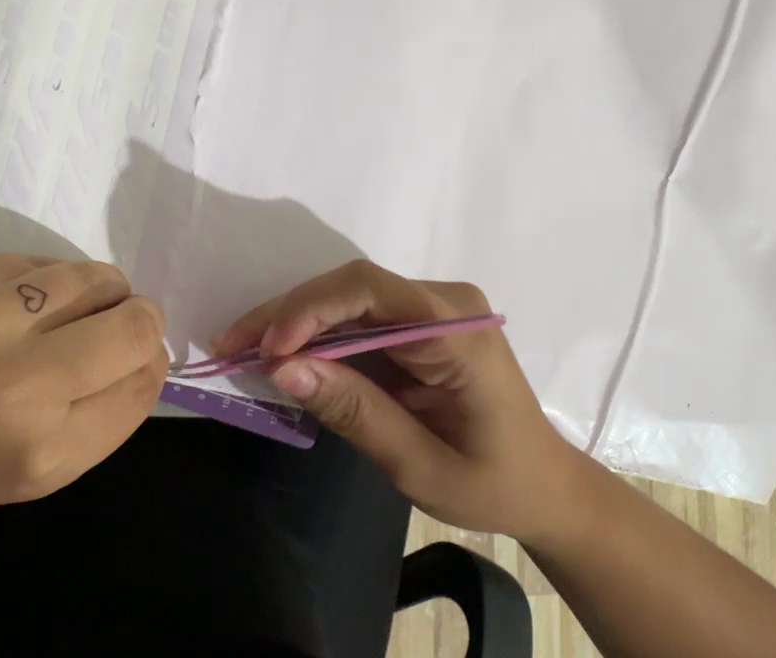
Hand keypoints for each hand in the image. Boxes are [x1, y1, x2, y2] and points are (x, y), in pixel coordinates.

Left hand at [0, 255, 167, 524]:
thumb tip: (136, 362)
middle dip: (140, 325)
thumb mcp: (10, 476)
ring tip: (72, 309)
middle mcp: (26, 379)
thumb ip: (85, 422)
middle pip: (137, 326)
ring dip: (103, 293)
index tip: (133, 363)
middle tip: (114, 330)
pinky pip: (48, 261)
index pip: (141, 386)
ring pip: (100, 279)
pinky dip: (56, 278)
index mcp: (40, 450)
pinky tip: (28, 297)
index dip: (147, 368)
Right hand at [215, 259, 593, 545]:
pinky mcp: (415, 324)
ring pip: (344, 299)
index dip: (310, 308)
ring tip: (241, 349)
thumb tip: (282, 369)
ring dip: (292, 324)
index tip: (267, 348)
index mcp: (457, 330)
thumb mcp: (420, 464)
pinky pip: (354, 318)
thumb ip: (355, 412)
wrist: (545, 489)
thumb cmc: (493, 483)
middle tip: (230, 345)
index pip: (370, 290)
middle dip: (287, 315)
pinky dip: (313, 337)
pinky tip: (279, 355)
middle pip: (349, 288)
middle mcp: (444, 302)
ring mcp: (430, 308)